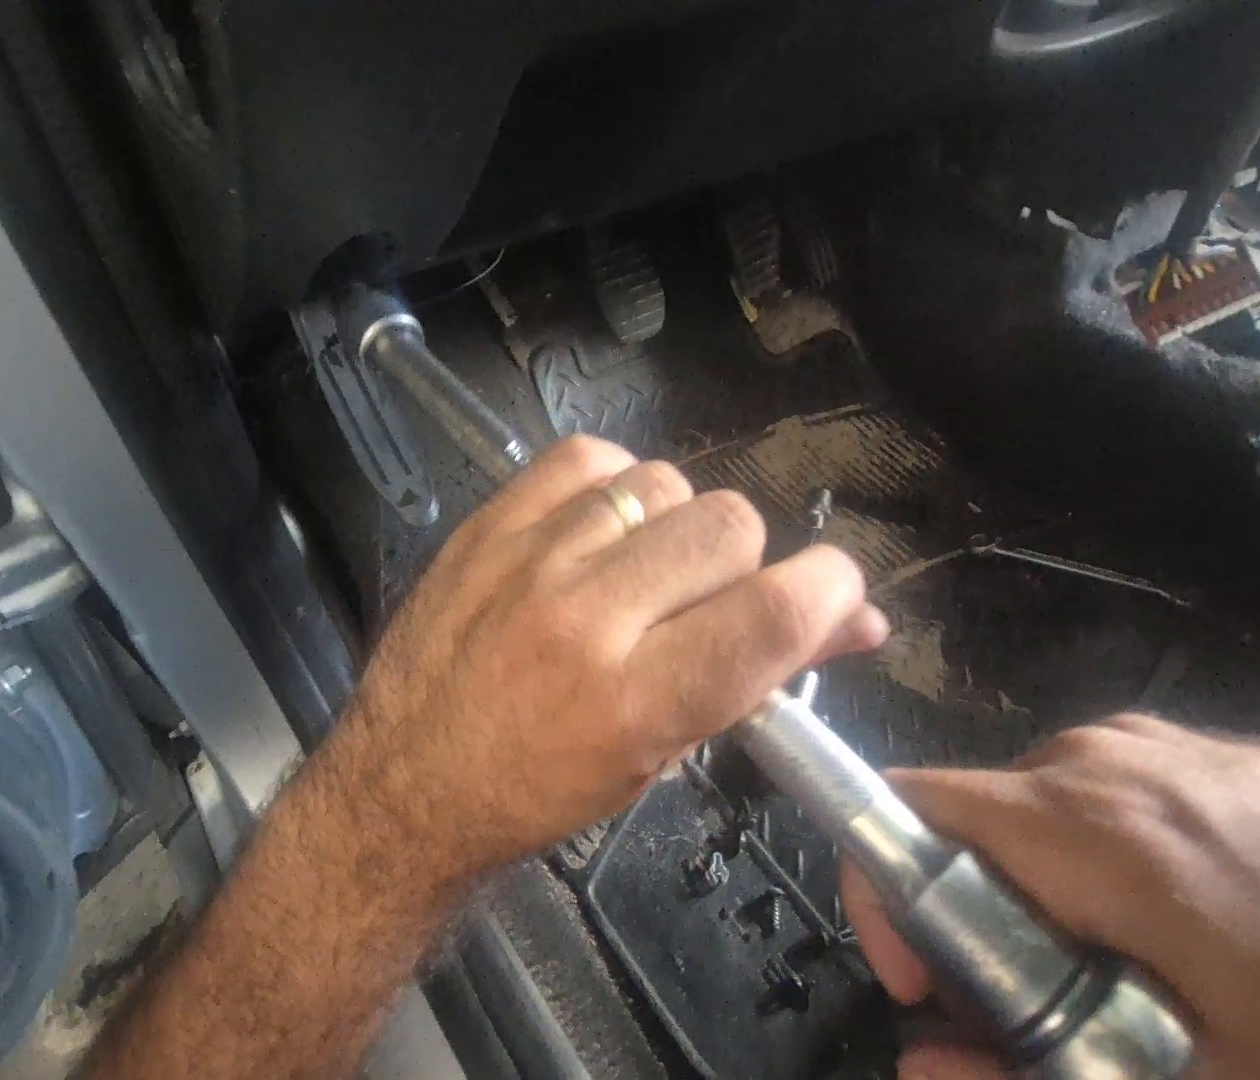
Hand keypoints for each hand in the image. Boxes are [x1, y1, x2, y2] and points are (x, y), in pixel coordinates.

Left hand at [334, 436, 887, 881]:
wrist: (406, 783)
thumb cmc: (541, 790)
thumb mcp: (659, 756)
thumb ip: (755, 679)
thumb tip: (854, 622)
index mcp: (638, 700)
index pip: (774, 611)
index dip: (830, 589)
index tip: (828, 593)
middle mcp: (589, 617)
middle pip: (728, 525)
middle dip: (742, 560)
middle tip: (705, 598)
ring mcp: (532, 559)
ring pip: (663, 483)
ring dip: (675, 525)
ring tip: (642, 567)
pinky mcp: (488, 524)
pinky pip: (587, 456)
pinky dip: (613, 483)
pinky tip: (600, 524)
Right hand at [840, 715, 1259, 1079]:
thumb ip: (1035, 1076)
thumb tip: (917, 1068)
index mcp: (1076, 821)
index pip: (900, 808)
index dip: (877, 891)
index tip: (923, 984)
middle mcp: (1091, 757)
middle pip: (965, 822)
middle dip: (973, 919)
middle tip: (1045, 1015)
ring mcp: (1151, 744)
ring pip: (1030, 816)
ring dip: (1036, 896)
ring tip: (1130, 984)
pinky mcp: (1195, 752)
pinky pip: (1092, 801)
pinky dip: (1092, 867)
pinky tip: (1192, 936)